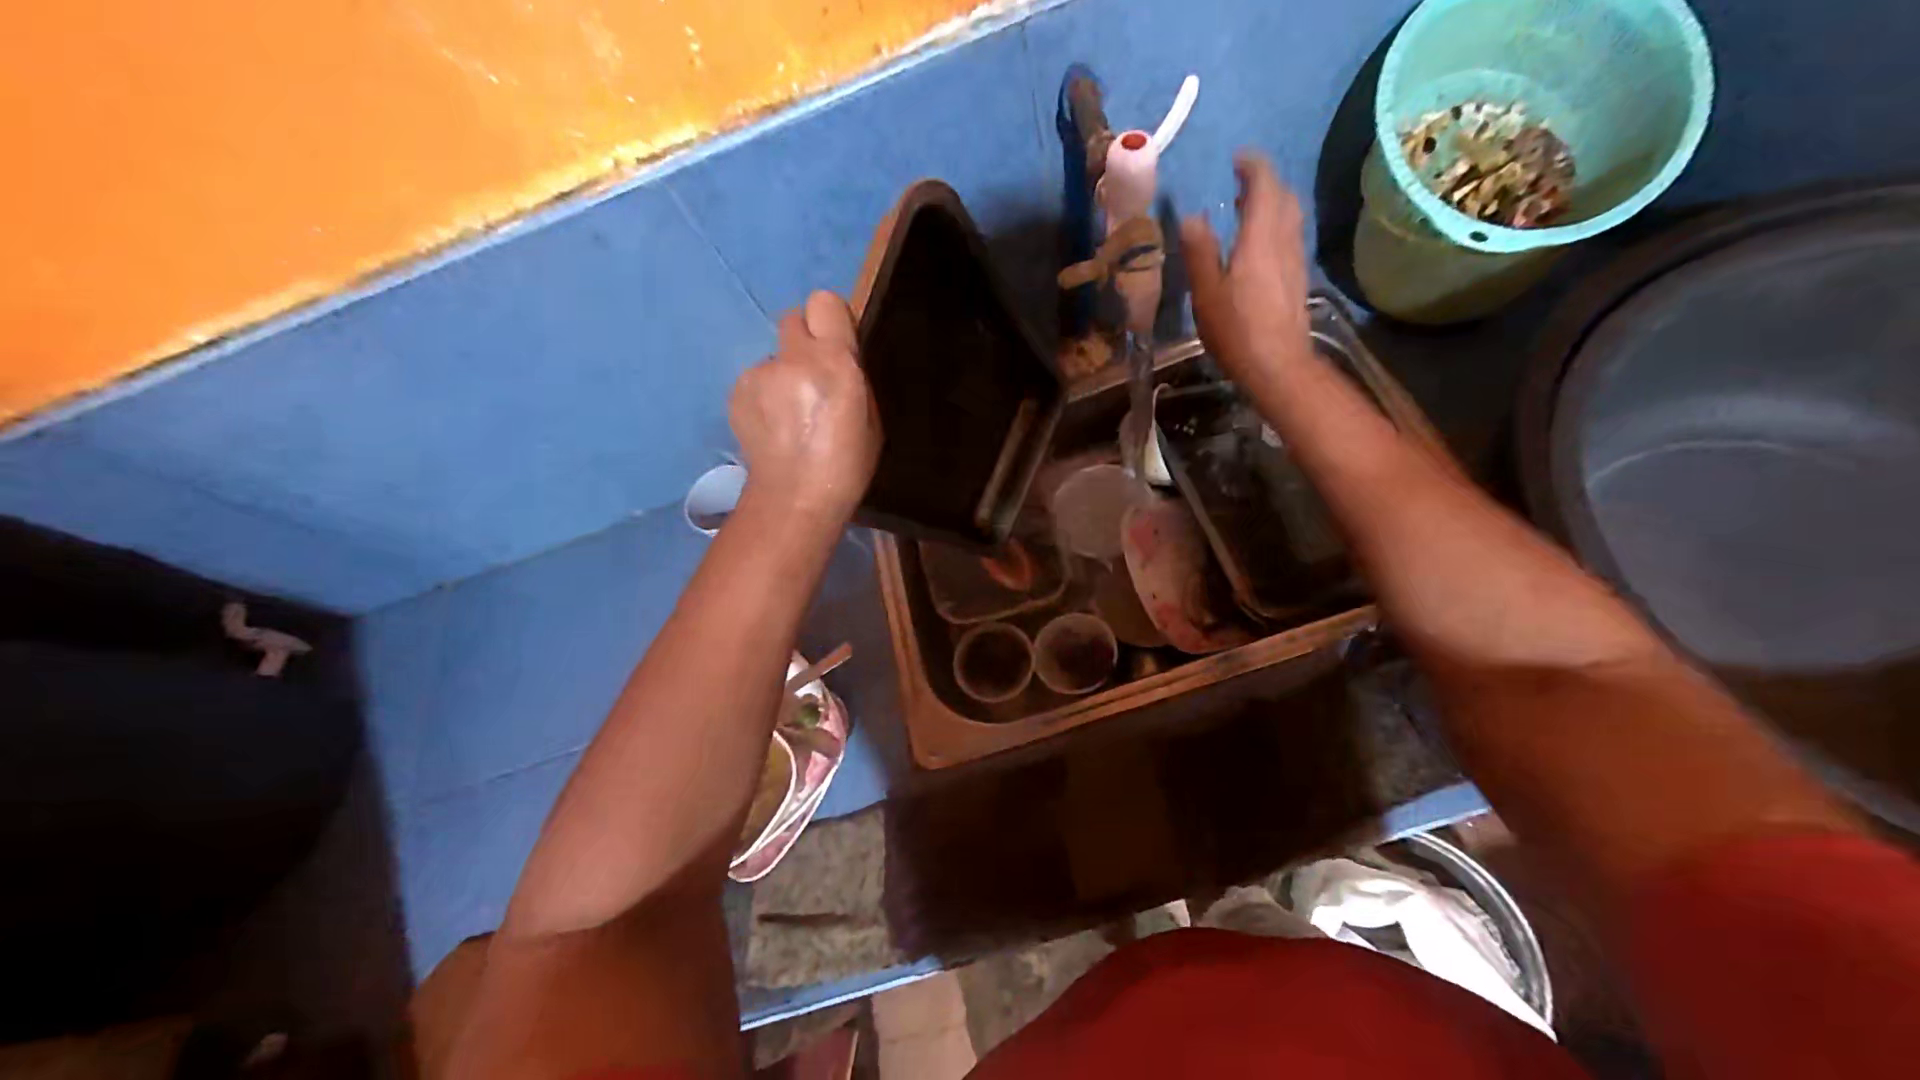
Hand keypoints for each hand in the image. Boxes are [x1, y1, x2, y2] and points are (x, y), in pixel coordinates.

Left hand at [729, 291, 880, 523]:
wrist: (794, 500)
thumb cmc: (846, 465)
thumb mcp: (870, 418)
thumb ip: (854, 377)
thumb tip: (840, 358)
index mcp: (835, 362)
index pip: (824, 302)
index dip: (830, 321)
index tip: (835, 345)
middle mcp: (793, 358)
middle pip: (793, 318)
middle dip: (804, 340)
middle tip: (812, 376)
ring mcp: (759, 374)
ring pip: (773, 355)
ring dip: (783, 373)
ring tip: (790, 415)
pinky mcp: (736, 392)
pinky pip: (755, 380)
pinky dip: (763, 396)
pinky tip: (772, 427)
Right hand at [1180, 152, 1314, 393]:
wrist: (1277, 364)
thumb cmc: (1236, 330)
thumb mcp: (1206, 293)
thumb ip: (1200, 252)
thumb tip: (1192, 217)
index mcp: (1259, 238)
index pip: (1264, 185)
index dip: (1253, 166)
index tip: (1237, 159)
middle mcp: (1283, 240)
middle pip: (1283, 196)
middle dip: (1264, 182)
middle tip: (1241, 182)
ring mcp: (1295, 259)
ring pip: (1291, 216)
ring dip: (1272, 203)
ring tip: (1249, 208)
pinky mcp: (1298, 278)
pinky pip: (1290, 236)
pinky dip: (1276, 225)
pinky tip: (1260, 243)